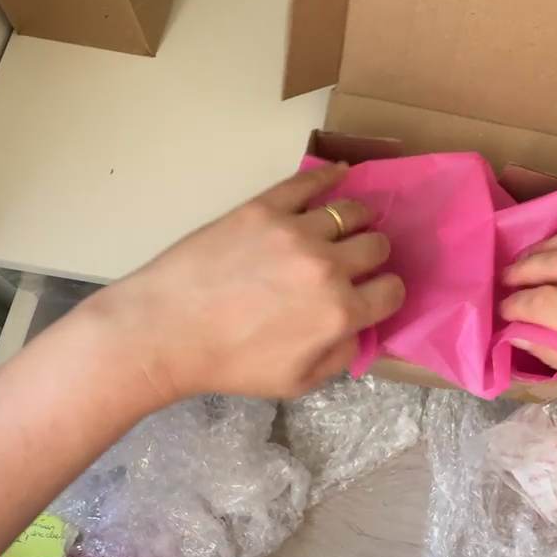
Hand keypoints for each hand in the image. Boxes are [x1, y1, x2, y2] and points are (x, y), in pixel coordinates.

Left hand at [77, 164, 404, 403]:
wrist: (164, 330)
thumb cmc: (229, 363)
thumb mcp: (296, 382)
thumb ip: (340, 357)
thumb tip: (360, 330)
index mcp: (340, 313)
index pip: (392, 290)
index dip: (386, 293)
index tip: (373, 292)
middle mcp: (328, 267)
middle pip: (377, 246)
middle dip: (374, 255)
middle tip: (354, 261)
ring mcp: (296, 232)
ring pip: (352, 210)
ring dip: (358, 219)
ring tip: (346, 224)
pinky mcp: (264, 208)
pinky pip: (309, 182)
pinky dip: (331, 176)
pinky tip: (340, 174)